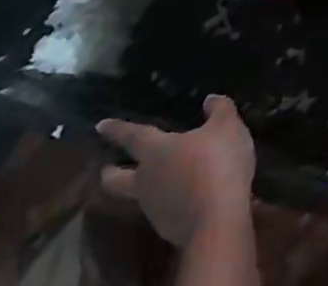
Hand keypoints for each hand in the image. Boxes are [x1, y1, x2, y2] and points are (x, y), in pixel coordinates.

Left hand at [97, 97, 254, 247]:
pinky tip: (189, 196)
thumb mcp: (227, 125)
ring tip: (162, 180)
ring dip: (146, 188)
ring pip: (140, 197)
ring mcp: (154, 208)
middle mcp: (146, 180)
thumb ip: (219, 109)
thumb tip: (209, 100)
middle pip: (116, 179)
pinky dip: (172, 201)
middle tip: (109, 167)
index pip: (131, 136)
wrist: (218, 219)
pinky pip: (165, 210)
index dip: (116, 129)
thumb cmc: (217, 162)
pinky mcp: (168, 228)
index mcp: (156, 151)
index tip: (100, 126)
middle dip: (111, 172)